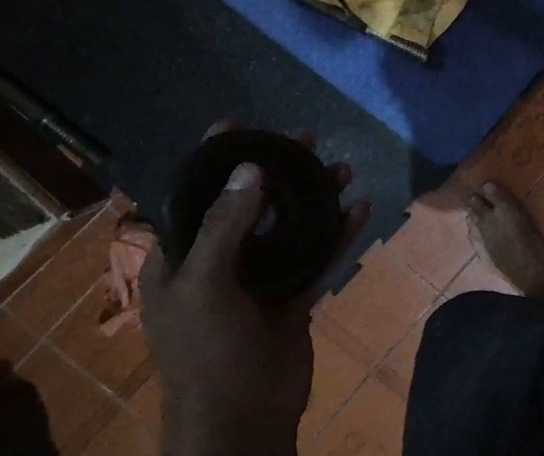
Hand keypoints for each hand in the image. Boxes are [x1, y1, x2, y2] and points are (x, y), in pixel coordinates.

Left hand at [142, 125, 370, 455]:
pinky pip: (318, 253)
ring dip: (314, 196)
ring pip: (289, 224)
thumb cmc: (208, 351)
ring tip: (342, 168)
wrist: (243, 417)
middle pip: (250, 203)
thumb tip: (250, 168)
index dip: (212, 161)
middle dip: (276, 170)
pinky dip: (338, 231)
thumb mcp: (206, 284)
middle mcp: (219, 262)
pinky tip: (362, 208)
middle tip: (305, 138)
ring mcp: (259, 278)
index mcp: (182, 260)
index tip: (236, 125)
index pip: (195, 197)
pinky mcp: (293, 294)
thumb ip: (226, 224)